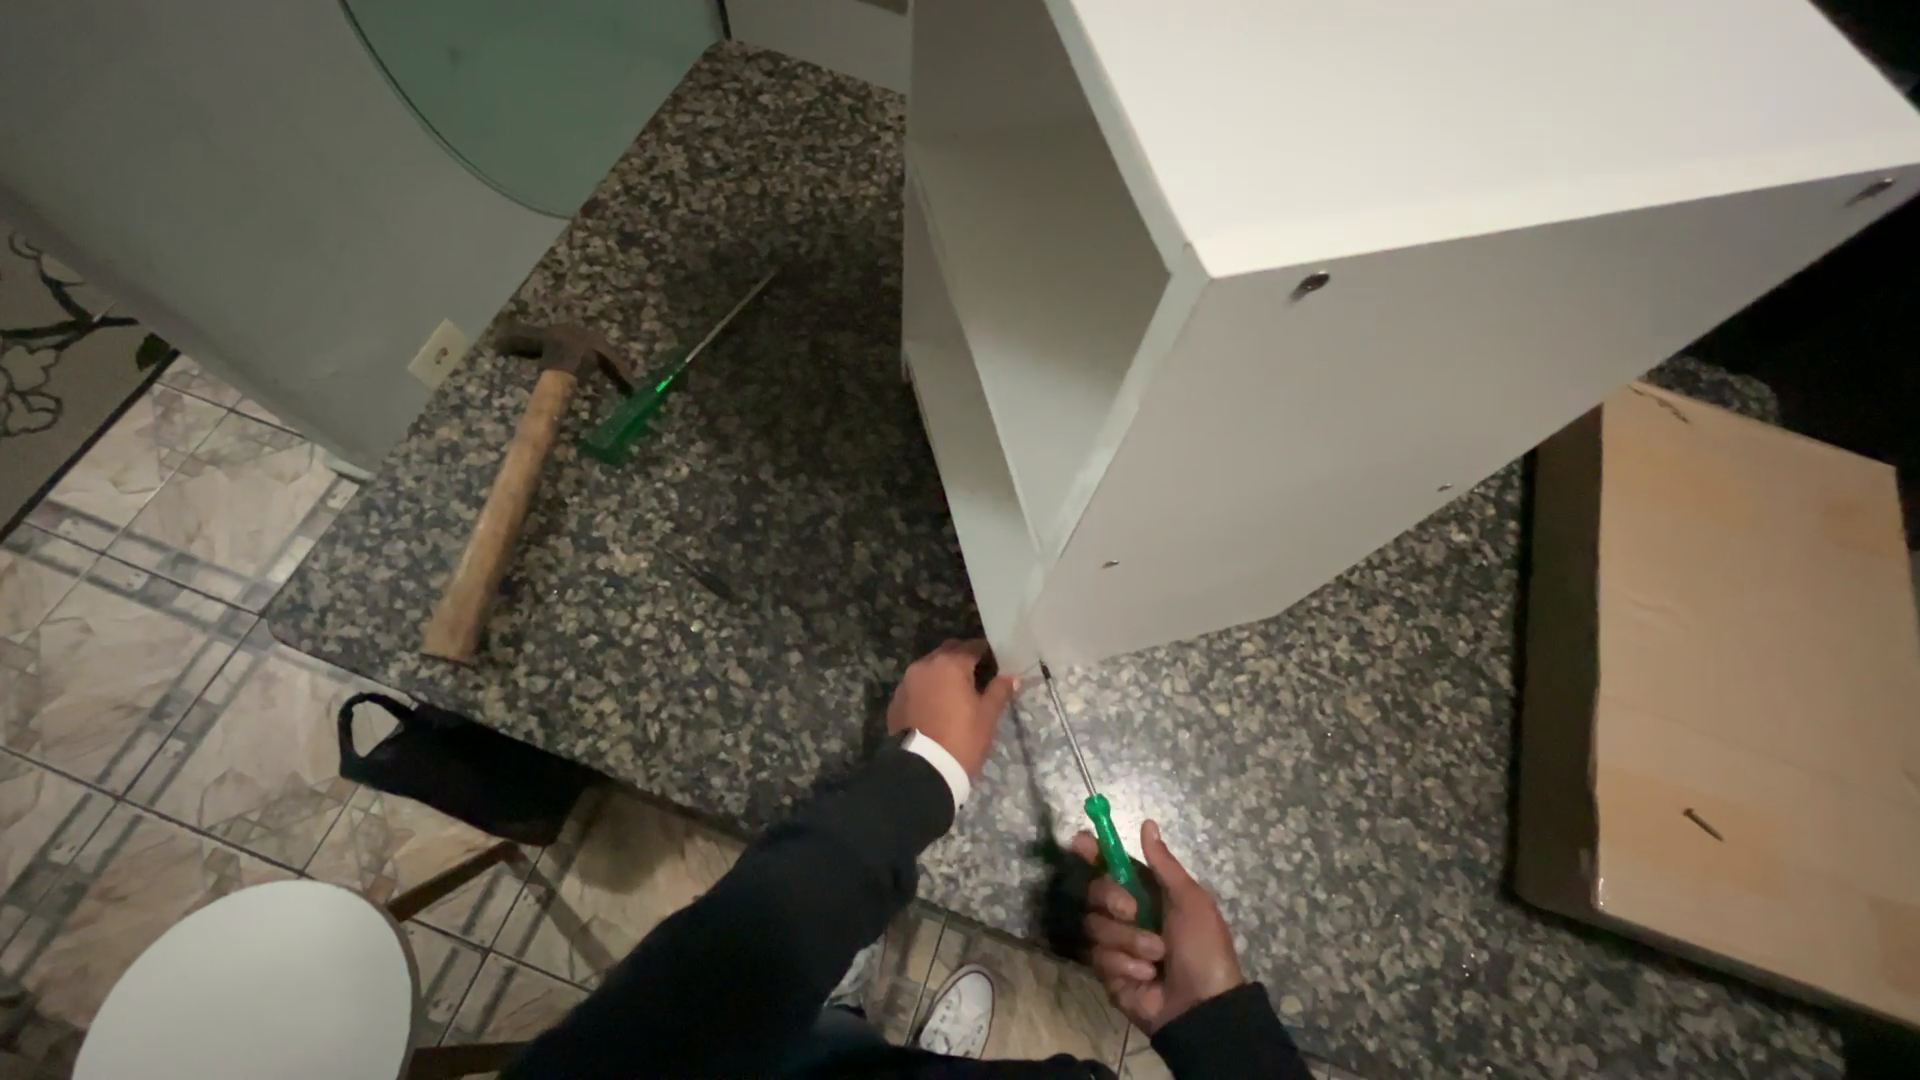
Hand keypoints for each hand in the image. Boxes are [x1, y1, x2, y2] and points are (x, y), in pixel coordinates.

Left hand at [886, 639, 1017, 776]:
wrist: (922, 770)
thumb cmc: (962, 739)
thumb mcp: (987, 715)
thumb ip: (999, 690)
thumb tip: (1013, 675)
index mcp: (950, 664)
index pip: (972, 647)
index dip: (985, 650)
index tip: (994, 658)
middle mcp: (924, 666)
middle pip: (947, 652)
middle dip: (962, 656)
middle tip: (977, 670)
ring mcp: (906, 682)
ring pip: (928, 667)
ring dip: (942, 671)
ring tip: (956, 688)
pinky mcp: (896, 700)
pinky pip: (915, 686)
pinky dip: (927, 688)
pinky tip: (936, 703)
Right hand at [1076, 820, 1244, 1034]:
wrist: (1203, 1007)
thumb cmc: (1204, 948)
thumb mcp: (1191, 901)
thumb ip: (1164, 864)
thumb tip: (1148, 823)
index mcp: (1147, 892)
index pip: (1111, 864)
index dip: (1093, 852)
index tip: (1081, 843)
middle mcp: (1126, 914)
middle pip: (1095, 890)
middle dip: (1112, 899)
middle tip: (1133, 911)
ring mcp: (1115, 943)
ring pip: (1095, 925)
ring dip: (1128, 940)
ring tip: (1155, 957)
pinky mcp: (1107, 973)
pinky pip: (1099, 957)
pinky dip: (1124, 965)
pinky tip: (1146, 977)